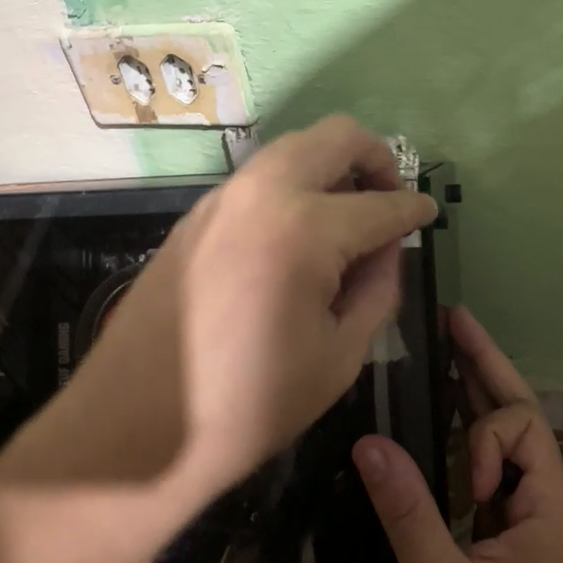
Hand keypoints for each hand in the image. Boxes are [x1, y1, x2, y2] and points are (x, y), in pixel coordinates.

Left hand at [73, 114, 436, 490]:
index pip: (381, 203)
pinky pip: (259, 178)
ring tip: (346, 216)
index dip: (413, 210)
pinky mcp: (196, 214)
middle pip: (337, 136)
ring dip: (330, 166)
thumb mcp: (339, 357)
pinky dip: (292, 186)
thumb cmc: (249, 406)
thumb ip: (378, 290)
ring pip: (294, 147)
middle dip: (375, 158)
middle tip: (388, 199)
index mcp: (306, 228)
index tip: (428, 213)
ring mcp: (223, 197)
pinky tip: (296, 236)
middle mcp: (264, 192)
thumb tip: (386, 250)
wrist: (133, 427)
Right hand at [354, 308, 562, 562]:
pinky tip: (440, 418)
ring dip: (475, 395)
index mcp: (552, 512)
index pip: (526, 431)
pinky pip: (488, 471)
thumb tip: (367, 440)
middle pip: (519, 419)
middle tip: (452, 317)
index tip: (467, 488)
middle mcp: (544, 506)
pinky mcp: (504, 540)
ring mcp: (525, 522)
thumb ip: (410, 515)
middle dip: (485, 366)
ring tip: (444, 349)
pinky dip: (465, 436)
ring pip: (504, 443)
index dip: (488, 436)